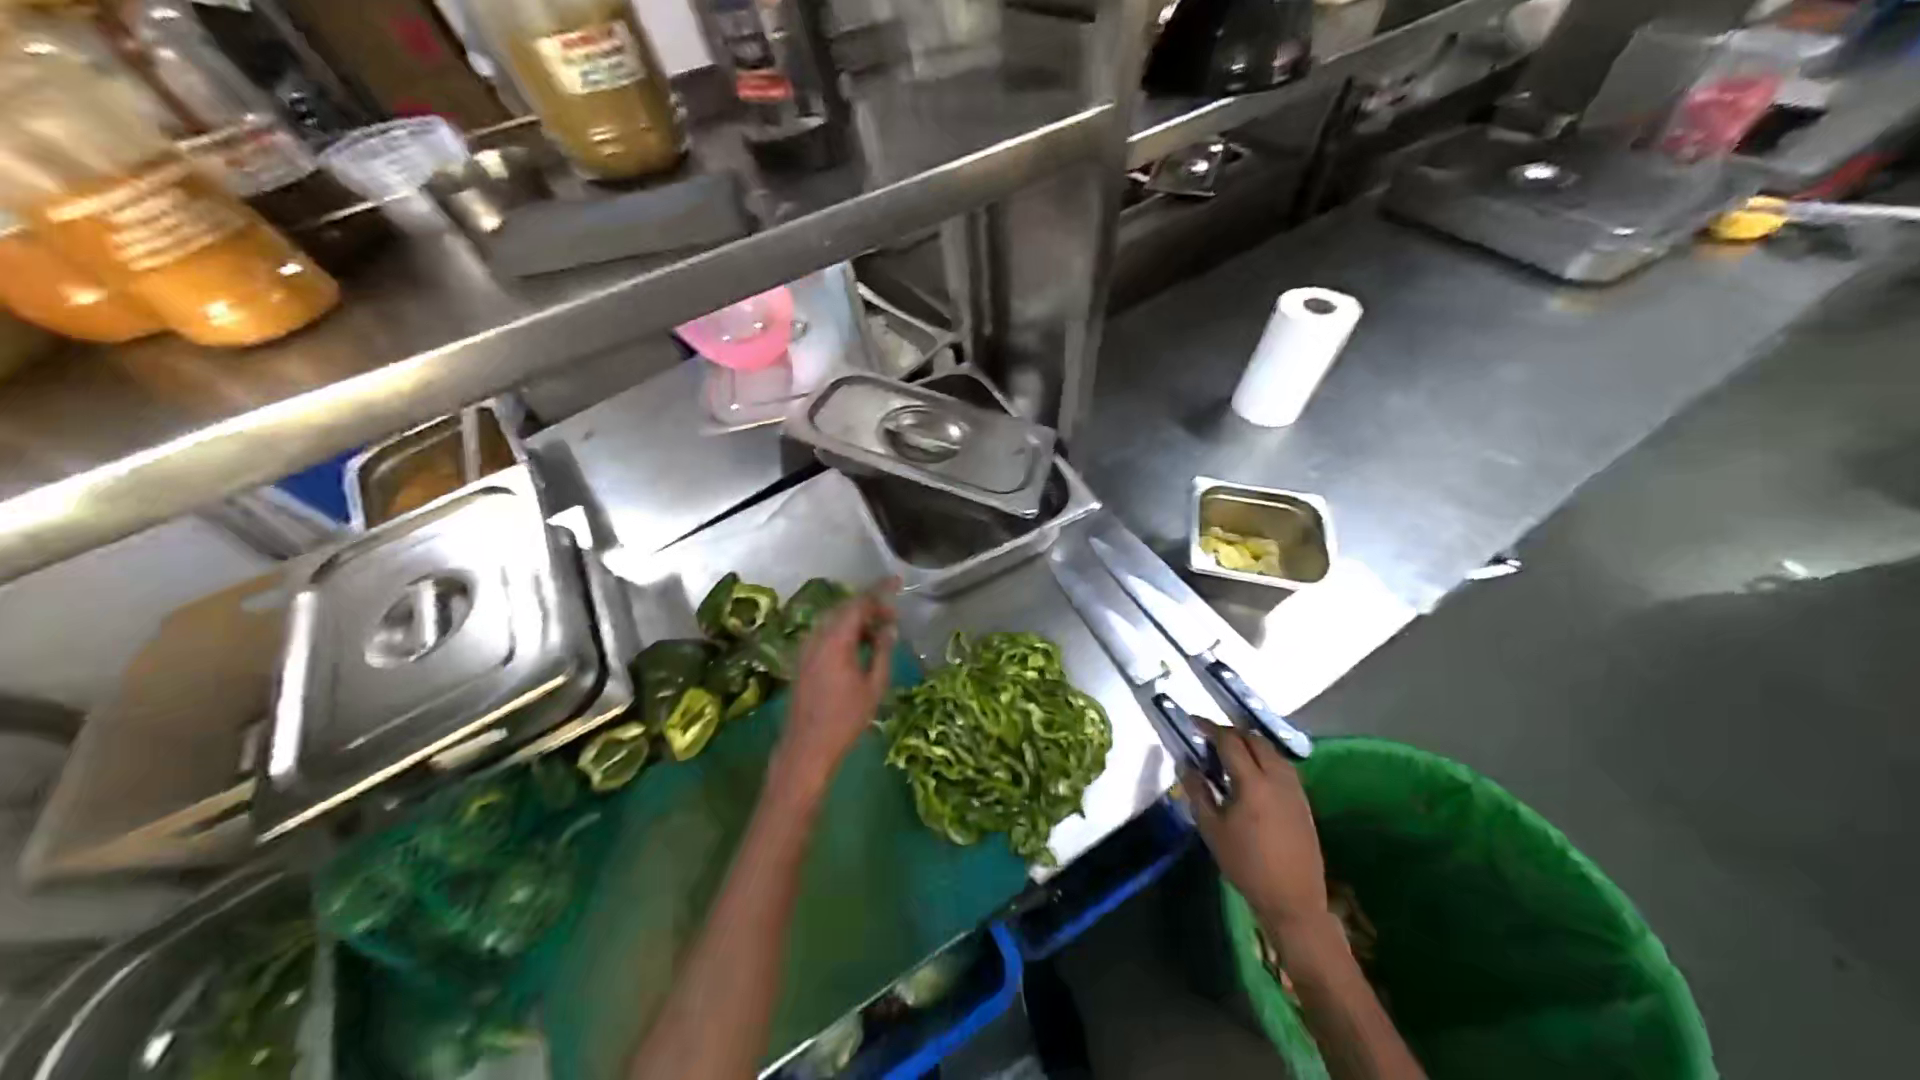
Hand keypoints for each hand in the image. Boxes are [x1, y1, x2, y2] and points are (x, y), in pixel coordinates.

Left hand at [771, 580, 899, 798]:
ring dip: (856, 621)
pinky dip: (843, 632)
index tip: (897, 583)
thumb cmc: (845, 719)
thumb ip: (883, 652)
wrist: (807, 747)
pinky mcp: (802, 660)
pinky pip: (825, 634)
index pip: (858, 603)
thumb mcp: (874, 686)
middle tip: (892, 618)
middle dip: (868, 607)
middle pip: (844, 609)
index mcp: (835, 640)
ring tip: (879, 634)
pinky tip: (859, 648)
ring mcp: (806, 648)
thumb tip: (888, 629)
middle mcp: (816, 637)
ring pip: (833, 621)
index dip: (879, 591)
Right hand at [1181, 720, 1327, 931]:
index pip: (1230, 741)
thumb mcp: (1211, 829)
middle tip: (1209, 738)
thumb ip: (1197, 791)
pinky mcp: (1302, 800)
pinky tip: (1252, 773)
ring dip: (1250, 743)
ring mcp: (1294, 788)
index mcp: (1253, 783)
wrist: (1292, 898)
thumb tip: (1186, 763)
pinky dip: (1264, 758)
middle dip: (1231, 732)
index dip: (1210, 728)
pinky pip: (1282, 765)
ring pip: (1271, 750)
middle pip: (1254, 739)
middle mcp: (1277, 778)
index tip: (1193, 723)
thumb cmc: (1245, 864)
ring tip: (1230, 752)